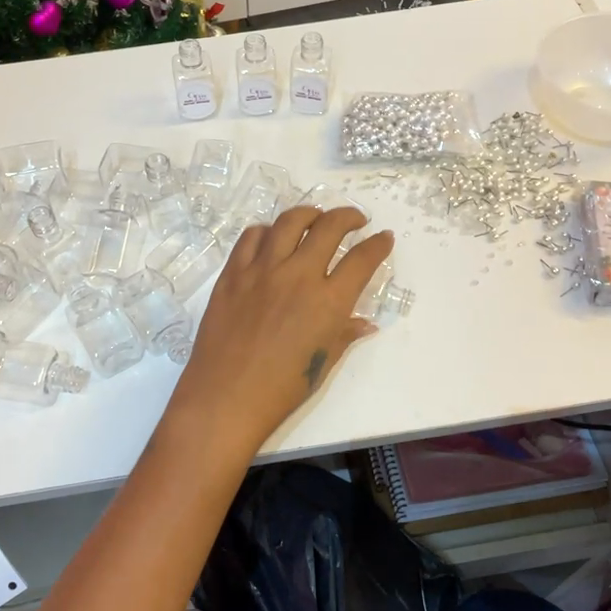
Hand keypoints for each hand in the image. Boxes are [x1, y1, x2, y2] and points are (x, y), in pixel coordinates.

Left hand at [169, 205, 394, 448]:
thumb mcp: (322, 363)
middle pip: (329, 227)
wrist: (227, 396)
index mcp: (328, 302)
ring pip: (290, 221)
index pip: (362, 259)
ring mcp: (262, 270)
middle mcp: (299, 276)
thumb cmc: (281, 389)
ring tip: (316, 218)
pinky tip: (272, 238)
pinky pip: (251, 236)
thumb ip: (344, 335)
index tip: (383, 237)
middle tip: (355, 220)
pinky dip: (267, 230)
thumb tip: (364, 324)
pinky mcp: (233, 273)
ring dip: (309, 214)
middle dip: (349, 216)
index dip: (378, 244)